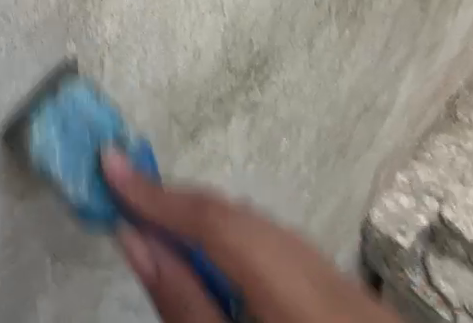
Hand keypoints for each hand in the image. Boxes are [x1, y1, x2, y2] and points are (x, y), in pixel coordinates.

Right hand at [102, 152, 401, 322]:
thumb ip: (182, 302)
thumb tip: (130, 235)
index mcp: (310, 311)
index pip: (223, 227)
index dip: (160, 196)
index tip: (109, 165)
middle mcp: (346, 292)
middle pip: (248, 222)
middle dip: (182, 206)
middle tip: (122, 190)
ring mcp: (362, 298)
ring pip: (271, 232)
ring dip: (210, 224)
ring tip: (155, 221)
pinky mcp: (363, 306)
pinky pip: (292, 254)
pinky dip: (245, 247)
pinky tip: (212, 256)